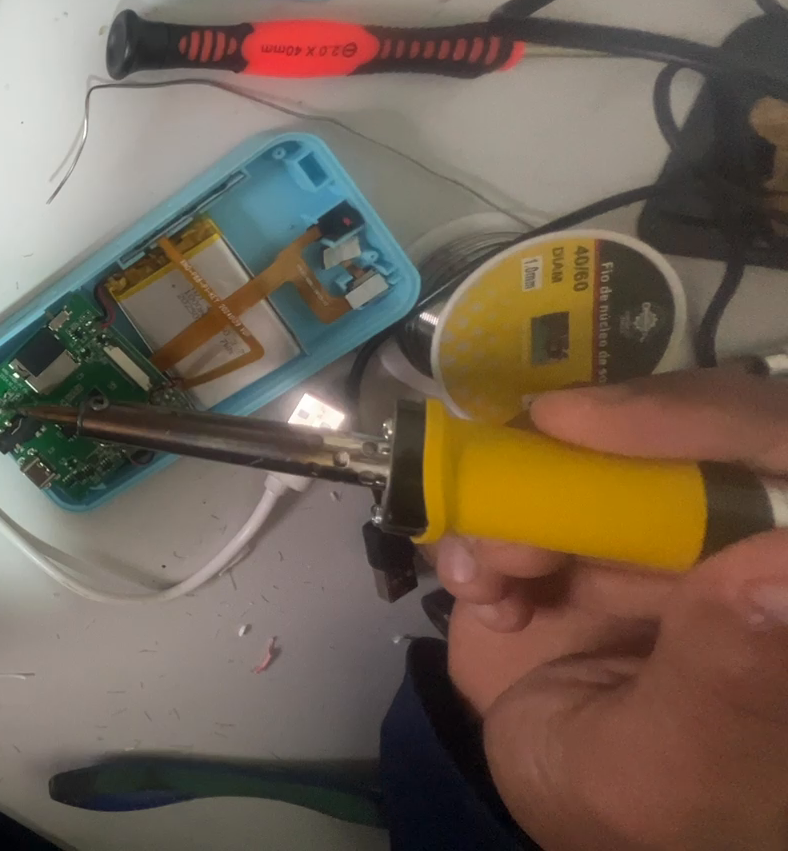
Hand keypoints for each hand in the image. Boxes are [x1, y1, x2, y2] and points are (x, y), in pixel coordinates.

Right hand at [435, 369, 787, 850]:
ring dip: (507, 513)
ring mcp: (642, 543)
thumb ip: (733, 677)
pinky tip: (479, 594)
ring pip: (566, 464)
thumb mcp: (681, 766)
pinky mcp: (557, 543)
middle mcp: (732, 548)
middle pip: (669, 444)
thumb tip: (781, 566)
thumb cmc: (649, 815)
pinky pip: (499, 498)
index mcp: (785, 593)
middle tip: (517, 528)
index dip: (708, 419)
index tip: (585, 423)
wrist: (552, 809)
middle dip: (572, 473)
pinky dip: (473, 536)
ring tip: (491, 584)